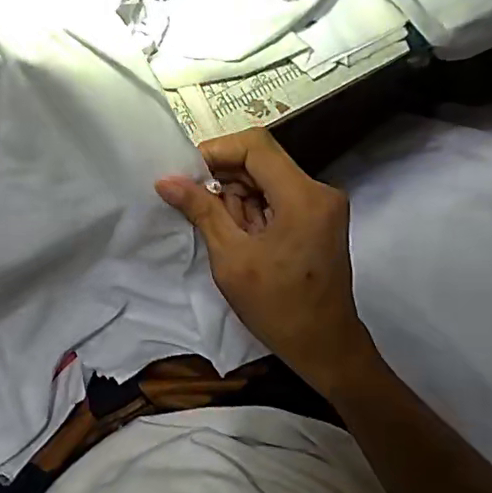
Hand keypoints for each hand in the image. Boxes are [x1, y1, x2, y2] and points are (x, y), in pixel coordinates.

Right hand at [155, 128, 376, 394]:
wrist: (325, 346)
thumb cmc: (277, 308)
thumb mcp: (231, 259)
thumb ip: (201, 211)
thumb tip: (166, 180)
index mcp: (303, 197)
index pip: (255, 146)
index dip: (216, 151)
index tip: (186, 174)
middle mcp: (319, 191)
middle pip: (262, 161)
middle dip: (225, 180)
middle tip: (197, 208)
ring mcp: (323, 205)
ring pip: (268, 180)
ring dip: (238, 198)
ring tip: (224, 234)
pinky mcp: (319, 219)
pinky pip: (278, 198)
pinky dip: (254, 211)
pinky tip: (241, 239)